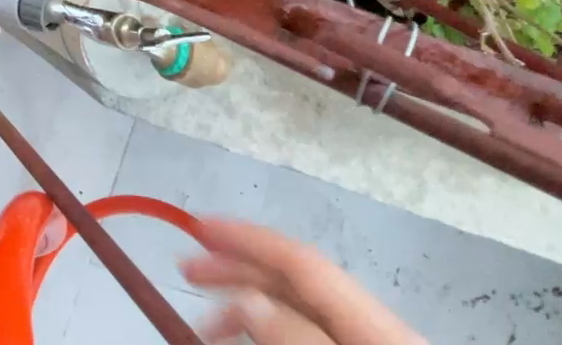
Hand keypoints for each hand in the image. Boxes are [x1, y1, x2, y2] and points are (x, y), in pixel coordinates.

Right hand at [181, 219, 426, 344]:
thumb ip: (298, 343)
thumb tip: (245, 296)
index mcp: (377, 330)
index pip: (303, 264)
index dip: (247, 238)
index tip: (195, 228)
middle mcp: (374, 335)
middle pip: (297, 286)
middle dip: (237, 273)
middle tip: (185, 274)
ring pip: (298, 317)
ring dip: (246, 313)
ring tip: (206, 329)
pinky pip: (306, 341)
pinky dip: (268, 339)